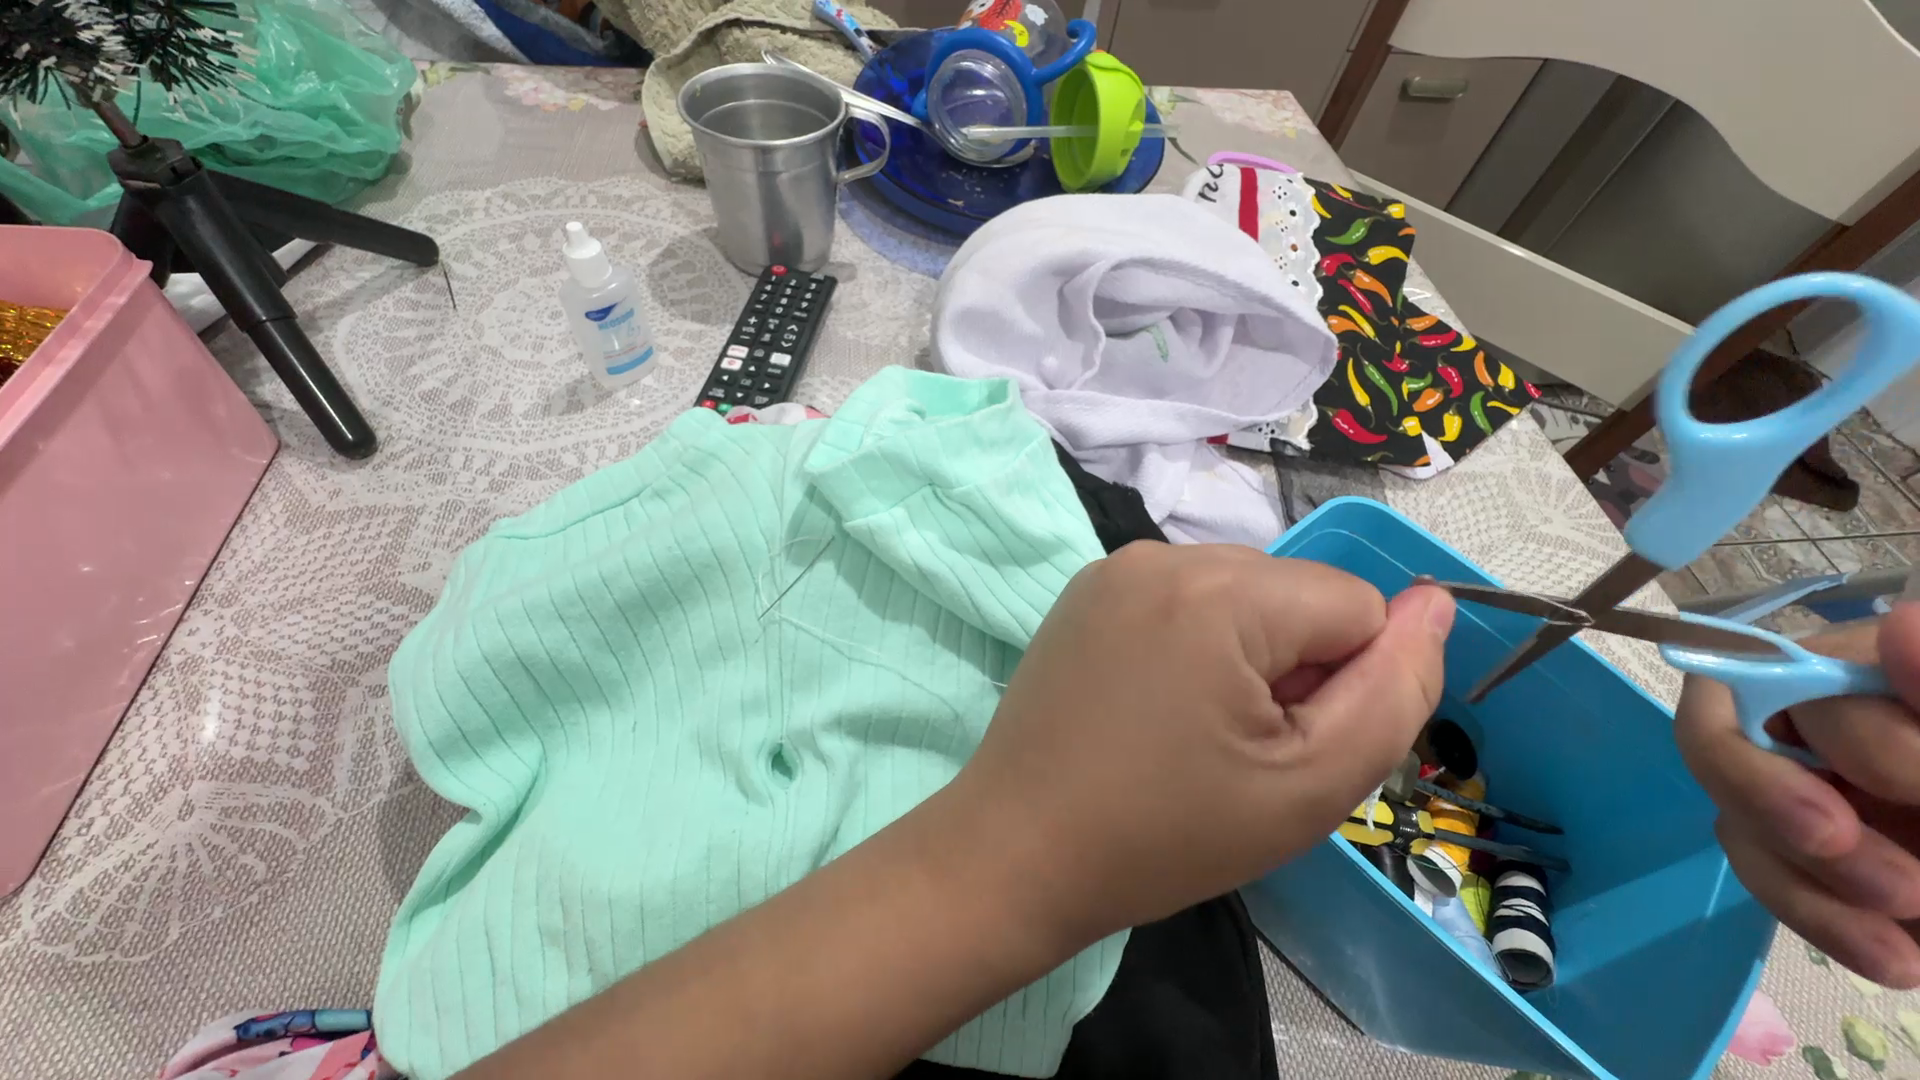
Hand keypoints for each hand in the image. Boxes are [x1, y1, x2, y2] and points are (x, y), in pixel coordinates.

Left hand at [943, 542, 1454, 945]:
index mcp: (1221, 590)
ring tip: (1190, 729)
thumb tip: (1436, 605)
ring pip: (1240, 594)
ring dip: (1244, 654)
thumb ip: (1395, 691)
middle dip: (1292, 664)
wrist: (1019, 849)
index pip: (1356, 605)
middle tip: (1235, 745)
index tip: (1285, 744)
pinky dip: (1191, 642)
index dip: (1346, 682)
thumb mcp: (1311, 784)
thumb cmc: (1167, 832)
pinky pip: (1181, 599)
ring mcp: (1114, 567)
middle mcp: (1163, 554)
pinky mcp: (1085, 591)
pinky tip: (1152, 705)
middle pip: (1293, 594)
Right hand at [1676, 604, 1919, 986]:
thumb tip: (1901, 627)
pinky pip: (1763, 873)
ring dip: (1803, 879)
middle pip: (1721, 741)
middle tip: (1881, 877)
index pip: (1786, 676)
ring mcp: (1807, 794)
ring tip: (1905, 939)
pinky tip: (1893, 958)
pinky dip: (1815, 917)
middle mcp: (1819, 726)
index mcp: (1870, 679)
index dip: (1836, 736)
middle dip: (1774, 804)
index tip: (1905, 791)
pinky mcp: (1809, 862)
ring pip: (1733, 816)